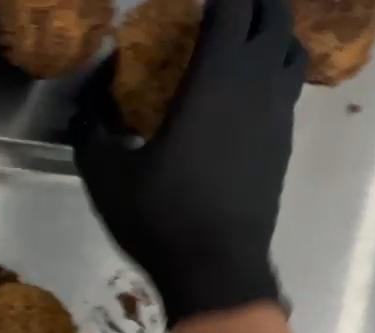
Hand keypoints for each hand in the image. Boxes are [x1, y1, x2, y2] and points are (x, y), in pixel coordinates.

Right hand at [71, 0, 305, 327]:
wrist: (215, 264)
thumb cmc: (160, 218)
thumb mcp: (108, 178)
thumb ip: (92, 134)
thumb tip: (84, 105)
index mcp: (215, 78)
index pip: (231, 7)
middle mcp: (256, 81)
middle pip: (272, 13)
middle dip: (251, 0)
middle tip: (225, 4)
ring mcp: (277, 109)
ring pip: (291, 44)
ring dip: (271, 28)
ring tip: (247, 32)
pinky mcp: (283, 138)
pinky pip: (289, 82)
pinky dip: (275, 65)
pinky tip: (252, 83)